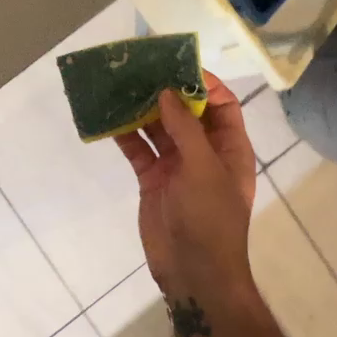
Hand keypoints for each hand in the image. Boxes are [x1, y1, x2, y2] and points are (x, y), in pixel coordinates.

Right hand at [115, 77, 258, 303]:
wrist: (193, 271)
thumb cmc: (210, 219)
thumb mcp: (204, 170)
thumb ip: (185, 129)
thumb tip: (166, 92)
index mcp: (229, 148)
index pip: (221, 104)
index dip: (202, 83)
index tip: (175, 64)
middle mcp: (204, 152)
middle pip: (185, 112)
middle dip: (165, 91)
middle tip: (139, 69)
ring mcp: (176, 166)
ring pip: (158, 128)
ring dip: (141, 110)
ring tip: (119, 87)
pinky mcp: (152, 180)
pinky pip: (138, 150)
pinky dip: (124, 135)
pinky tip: (106, 119)